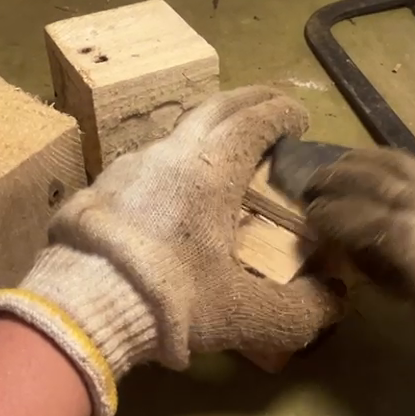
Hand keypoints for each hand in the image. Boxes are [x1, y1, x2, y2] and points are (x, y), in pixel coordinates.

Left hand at [0, 86, 342, 415]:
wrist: (78, 311)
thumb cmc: (170, 301)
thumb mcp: (245, 315)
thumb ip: (300, 310)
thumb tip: (335, 299)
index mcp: (212, 170)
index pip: (256, 120)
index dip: (283, 112)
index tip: (299, 118)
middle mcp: (172, 153)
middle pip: (217, 106)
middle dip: (250, 100)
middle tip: (272, 107)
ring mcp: (130, 165)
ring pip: (178, 131)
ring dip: (208, 130)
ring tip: (223, 153)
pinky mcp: (100, 186)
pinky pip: (147, 161)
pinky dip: (173, 162)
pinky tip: (171, 192)